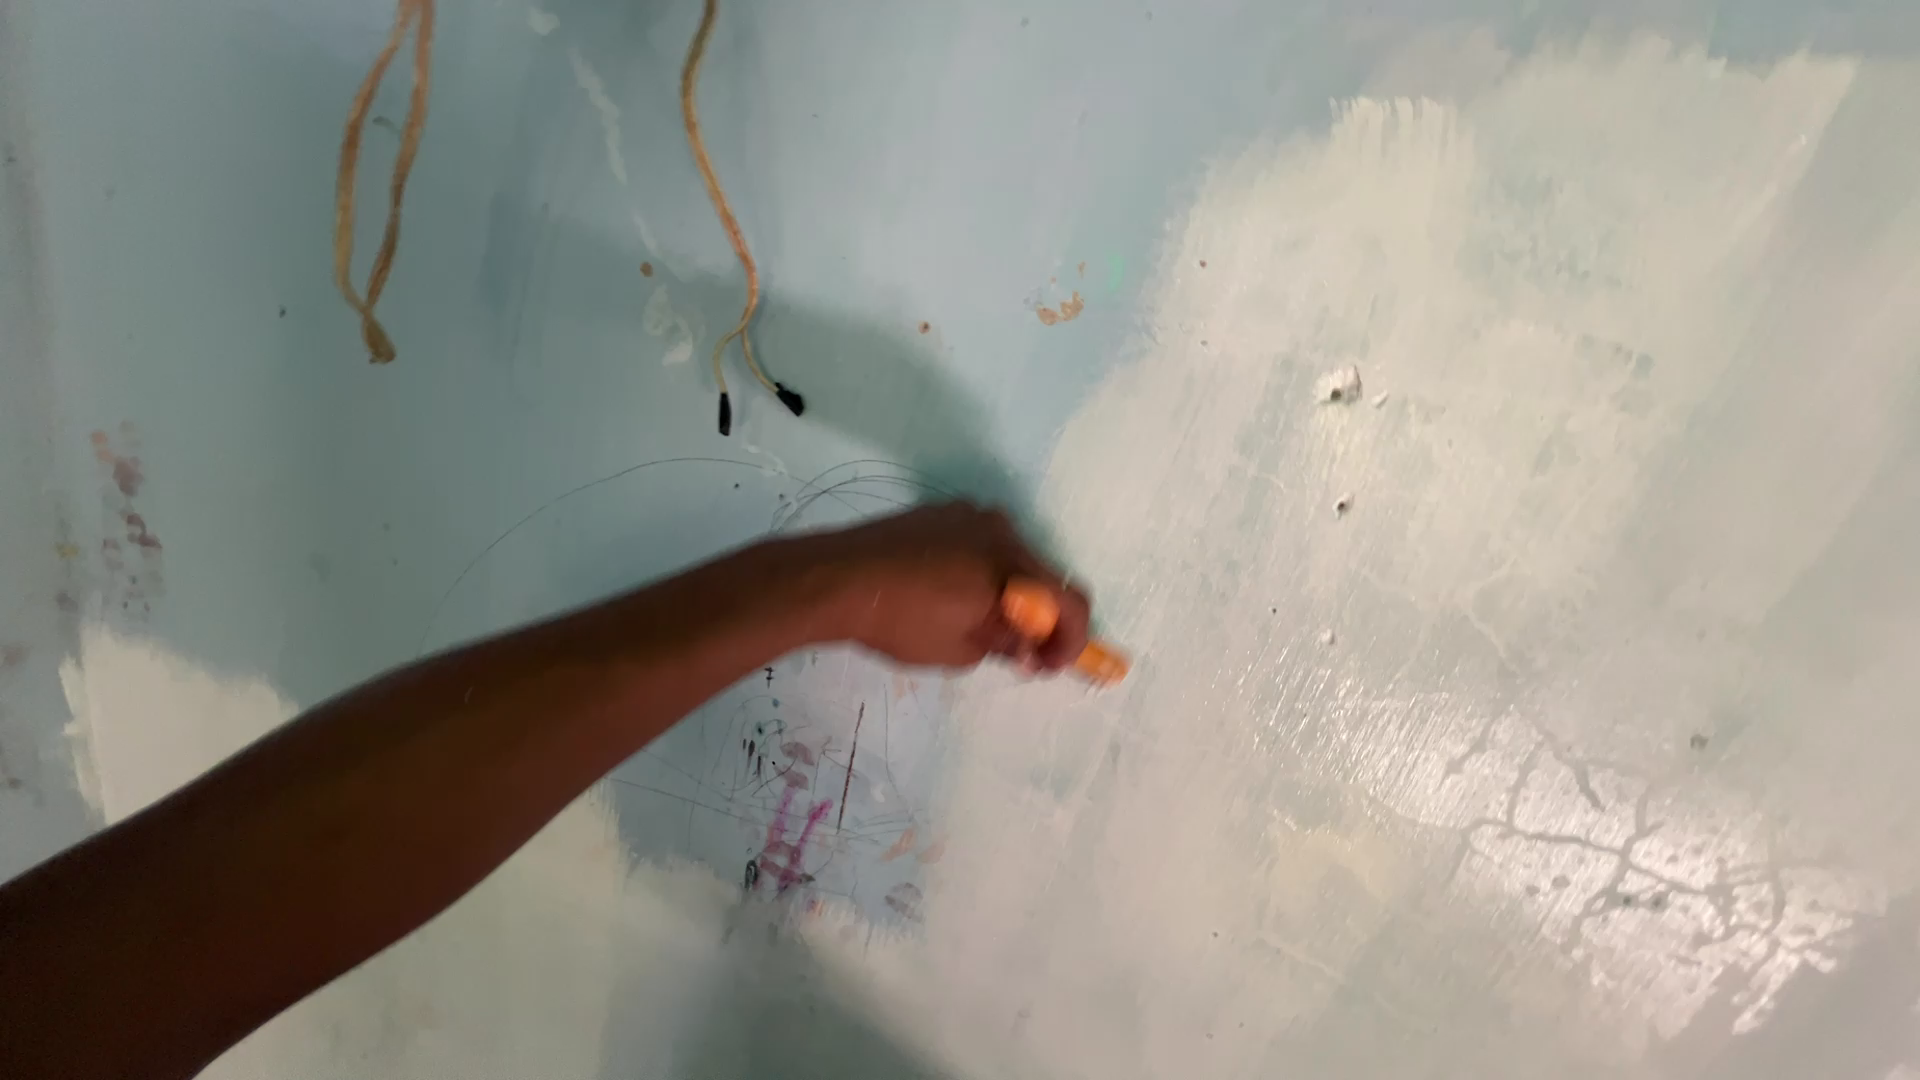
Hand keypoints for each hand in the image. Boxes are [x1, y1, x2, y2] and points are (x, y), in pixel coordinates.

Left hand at [786, 502, 1090, 671]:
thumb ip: (1005, 644)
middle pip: (1043, 576)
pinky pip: (980, 542)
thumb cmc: (902, 621)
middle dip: (1040, 617)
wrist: (839, 577)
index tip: (1050, 665)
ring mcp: (971, 515)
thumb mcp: (959, 649)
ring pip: (1012, 556)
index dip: (1072, 640)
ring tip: (981, 619)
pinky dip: (983, 569)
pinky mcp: (943, 512)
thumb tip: (1027, 646)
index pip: (1071, 602)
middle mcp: (1002, 531)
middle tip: (1020, 650)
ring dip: (1012, 590)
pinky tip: (954, 591)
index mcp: (1014, 568)